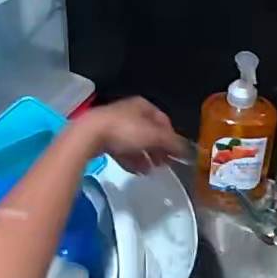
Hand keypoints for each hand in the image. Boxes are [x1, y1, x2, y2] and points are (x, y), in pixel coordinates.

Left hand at [73, 98, 187, 174]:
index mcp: (143, 106)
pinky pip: (121, 149)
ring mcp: (115, 125)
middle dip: (157, 149)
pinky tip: (136, 172)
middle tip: (164, 164)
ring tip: (150, 172)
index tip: (175, 153)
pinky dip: (130, 160)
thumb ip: (171, 142)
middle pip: (149, 132)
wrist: (89, 135)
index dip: (171, 137)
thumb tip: (187, 150)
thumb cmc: (125, 131)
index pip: (163, 120)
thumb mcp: (153, 136)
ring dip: (145, 157)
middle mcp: (130, 112)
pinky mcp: (103, 137)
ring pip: (135, 142)